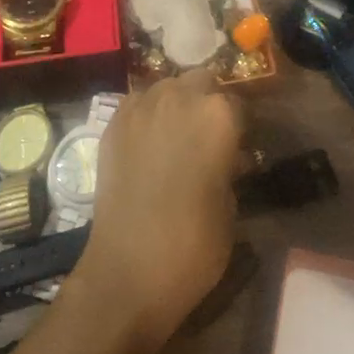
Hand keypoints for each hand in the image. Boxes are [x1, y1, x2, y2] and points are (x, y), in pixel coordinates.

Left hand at [73, 69, 242, 338]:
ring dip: (177, 103)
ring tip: (178, 136)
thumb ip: (230, 167)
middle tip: (210, 137)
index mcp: (218, 115)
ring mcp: (140, 108)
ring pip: (167, 87)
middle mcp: (179, 97)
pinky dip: (147, 115)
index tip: (241, 145)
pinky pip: (138, 104)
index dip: (241, 126)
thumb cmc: (194, 245)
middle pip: (202, 81)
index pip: (239, 103)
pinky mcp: (112, 125)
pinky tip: (150, 143)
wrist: (128, 271)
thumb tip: (227, 158)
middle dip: (208, 102)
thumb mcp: (231, 205)